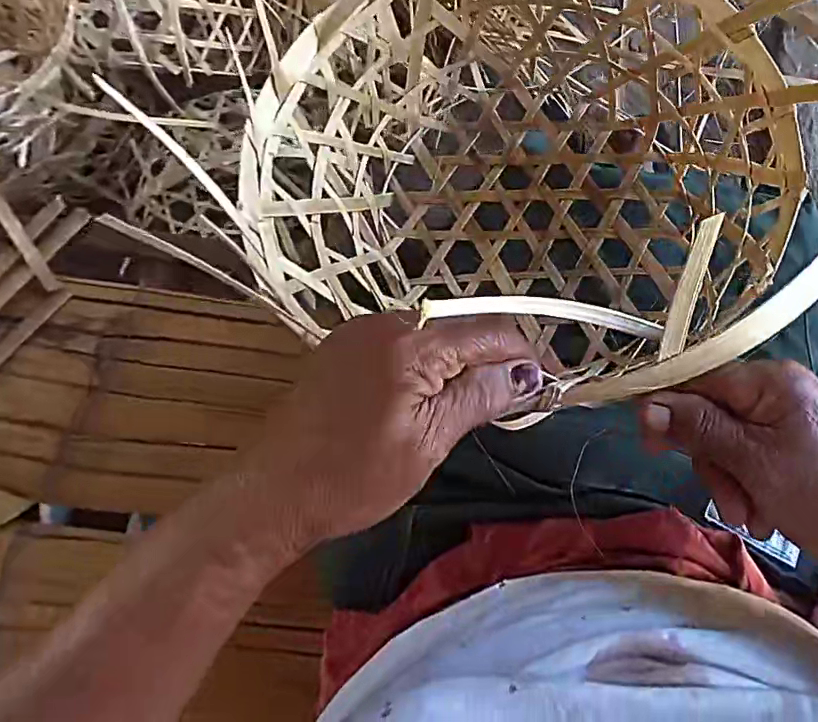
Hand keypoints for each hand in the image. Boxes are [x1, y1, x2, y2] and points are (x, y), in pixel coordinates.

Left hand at [249, 311, 541, 545]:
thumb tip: (528, 373)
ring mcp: (362, 329)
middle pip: (463, 327)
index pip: (489, 332)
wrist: (266, 496)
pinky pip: (406, 339)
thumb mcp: (427, 442)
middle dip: (496, 357)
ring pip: (436, 332)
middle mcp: (387, 321)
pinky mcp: (346, 343)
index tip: (551, 381)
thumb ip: (479, 396)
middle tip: (520, 396)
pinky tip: (434, 390)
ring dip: (464, 358)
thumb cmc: (350, 479)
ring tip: (481, 397)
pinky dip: (431, 359)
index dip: (526, 355)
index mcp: (411, 343)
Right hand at [639, 359, 817, 568]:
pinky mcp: (795, 442)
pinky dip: (751, 484)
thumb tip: (645, 406)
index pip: (699, 378)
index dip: (668, 406)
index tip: (647, 441)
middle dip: (714, 462)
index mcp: (768, 379)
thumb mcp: (753, 462)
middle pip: (713, 414)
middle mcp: (776, 389)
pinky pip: (752, 454)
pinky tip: (766, 513)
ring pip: (730, 440)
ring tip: (754, 516)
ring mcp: (787, 416)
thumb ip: (699, 429)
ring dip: (732, 481)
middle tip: (729, 503)